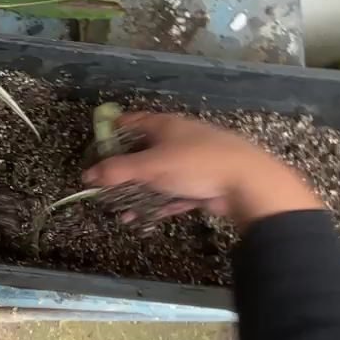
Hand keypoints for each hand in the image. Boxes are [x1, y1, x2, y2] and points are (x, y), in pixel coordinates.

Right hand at [81, 112, 321, 228]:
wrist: (252, 185)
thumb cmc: (196, 164)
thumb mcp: (150, 166)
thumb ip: (116, 171)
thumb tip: (86, 175)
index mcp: (165, 125)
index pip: (131, 122)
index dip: (111, 131)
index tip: (95, 147)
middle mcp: (178, 139)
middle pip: (142, 151)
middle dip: (121, 169)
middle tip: (104, 183)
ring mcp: (193, 162)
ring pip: (157, 176)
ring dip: (136, 192)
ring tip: (118, 208)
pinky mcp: (204, 184)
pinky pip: (172, 193)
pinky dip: (155, 204)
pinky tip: (139, 218)